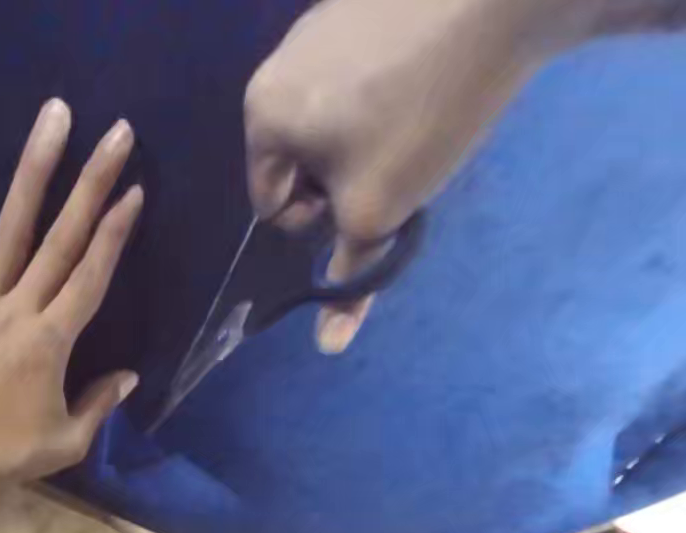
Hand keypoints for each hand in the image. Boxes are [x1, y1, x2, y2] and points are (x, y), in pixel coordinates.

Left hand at [0, 99, 143, 500]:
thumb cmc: (17, 453)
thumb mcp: (72, 438)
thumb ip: (101, 401)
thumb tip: (129, 375)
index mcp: (52, 342)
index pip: (91, 277)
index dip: (114, 234)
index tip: (134, 191)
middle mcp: (18, 311)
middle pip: (60, 240)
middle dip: (91, 185)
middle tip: (114, 134)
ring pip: (9, 231)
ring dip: (33, 173)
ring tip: (52, 121)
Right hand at [246, 0, 591, 350]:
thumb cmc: (421, 114)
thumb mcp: (377, 214)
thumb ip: (348, 277)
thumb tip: (328, 346)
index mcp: (261, 114)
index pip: (270, 206)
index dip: (317, 223)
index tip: (363, 202)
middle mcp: (276, 64)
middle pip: (297, 163)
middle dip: (337, 182)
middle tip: (390, 168)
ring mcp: (320, 22)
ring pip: (328, 122)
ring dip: (360, 144)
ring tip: (413, 123)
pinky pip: (356, 79)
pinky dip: (381, 97)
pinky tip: (423, 83)